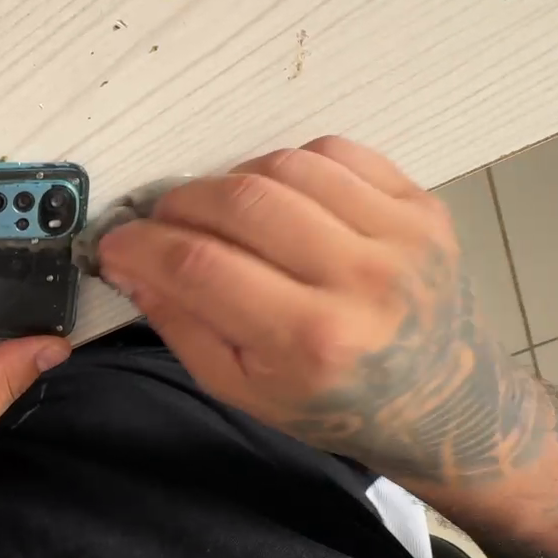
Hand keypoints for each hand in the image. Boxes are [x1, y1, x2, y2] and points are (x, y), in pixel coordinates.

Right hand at [95, 136, 538, 487]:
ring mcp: (399, 234)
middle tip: (157, 225)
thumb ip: (178, 323)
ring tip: (213, 213)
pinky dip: (284, 164)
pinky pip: (335, 151)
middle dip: (176, 205)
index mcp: (306, 339)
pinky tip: (272, 199)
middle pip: (241, 203)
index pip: (199, 265)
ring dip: (225, 181)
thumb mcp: (235, 385)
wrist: (445, 404)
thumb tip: (128, 265)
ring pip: (283, 167)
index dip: (140, 246)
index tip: (112, 245)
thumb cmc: (326, 406)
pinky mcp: (422, 204)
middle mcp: (358, 279)